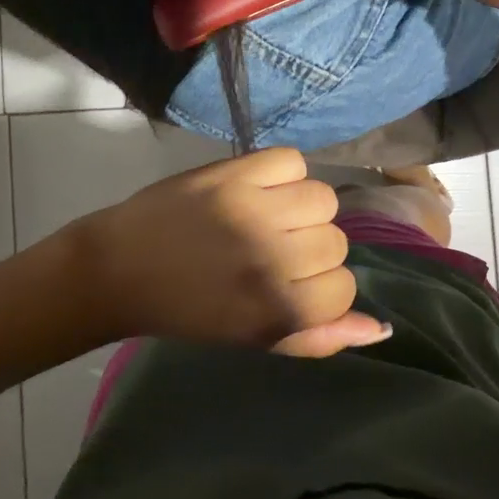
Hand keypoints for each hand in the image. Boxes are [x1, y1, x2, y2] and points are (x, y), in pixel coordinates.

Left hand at [66, 148, 389, 357]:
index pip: (343, 288)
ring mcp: (250, 210)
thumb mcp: (253, 337)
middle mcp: (270, 258)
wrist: (119, 268)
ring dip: (302, 209)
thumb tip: (380, 328)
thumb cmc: (186, 311)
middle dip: (310, 249)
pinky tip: (258, 189)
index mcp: (275, 308)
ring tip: (269, 216)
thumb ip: (317, 337)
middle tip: (271, 251)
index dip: (320, 287)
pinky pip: (291, 160)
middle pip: (335, 243)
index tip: (288, 285)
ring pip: (322, 199)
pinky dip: (282, 173)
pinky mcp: (230, 173)